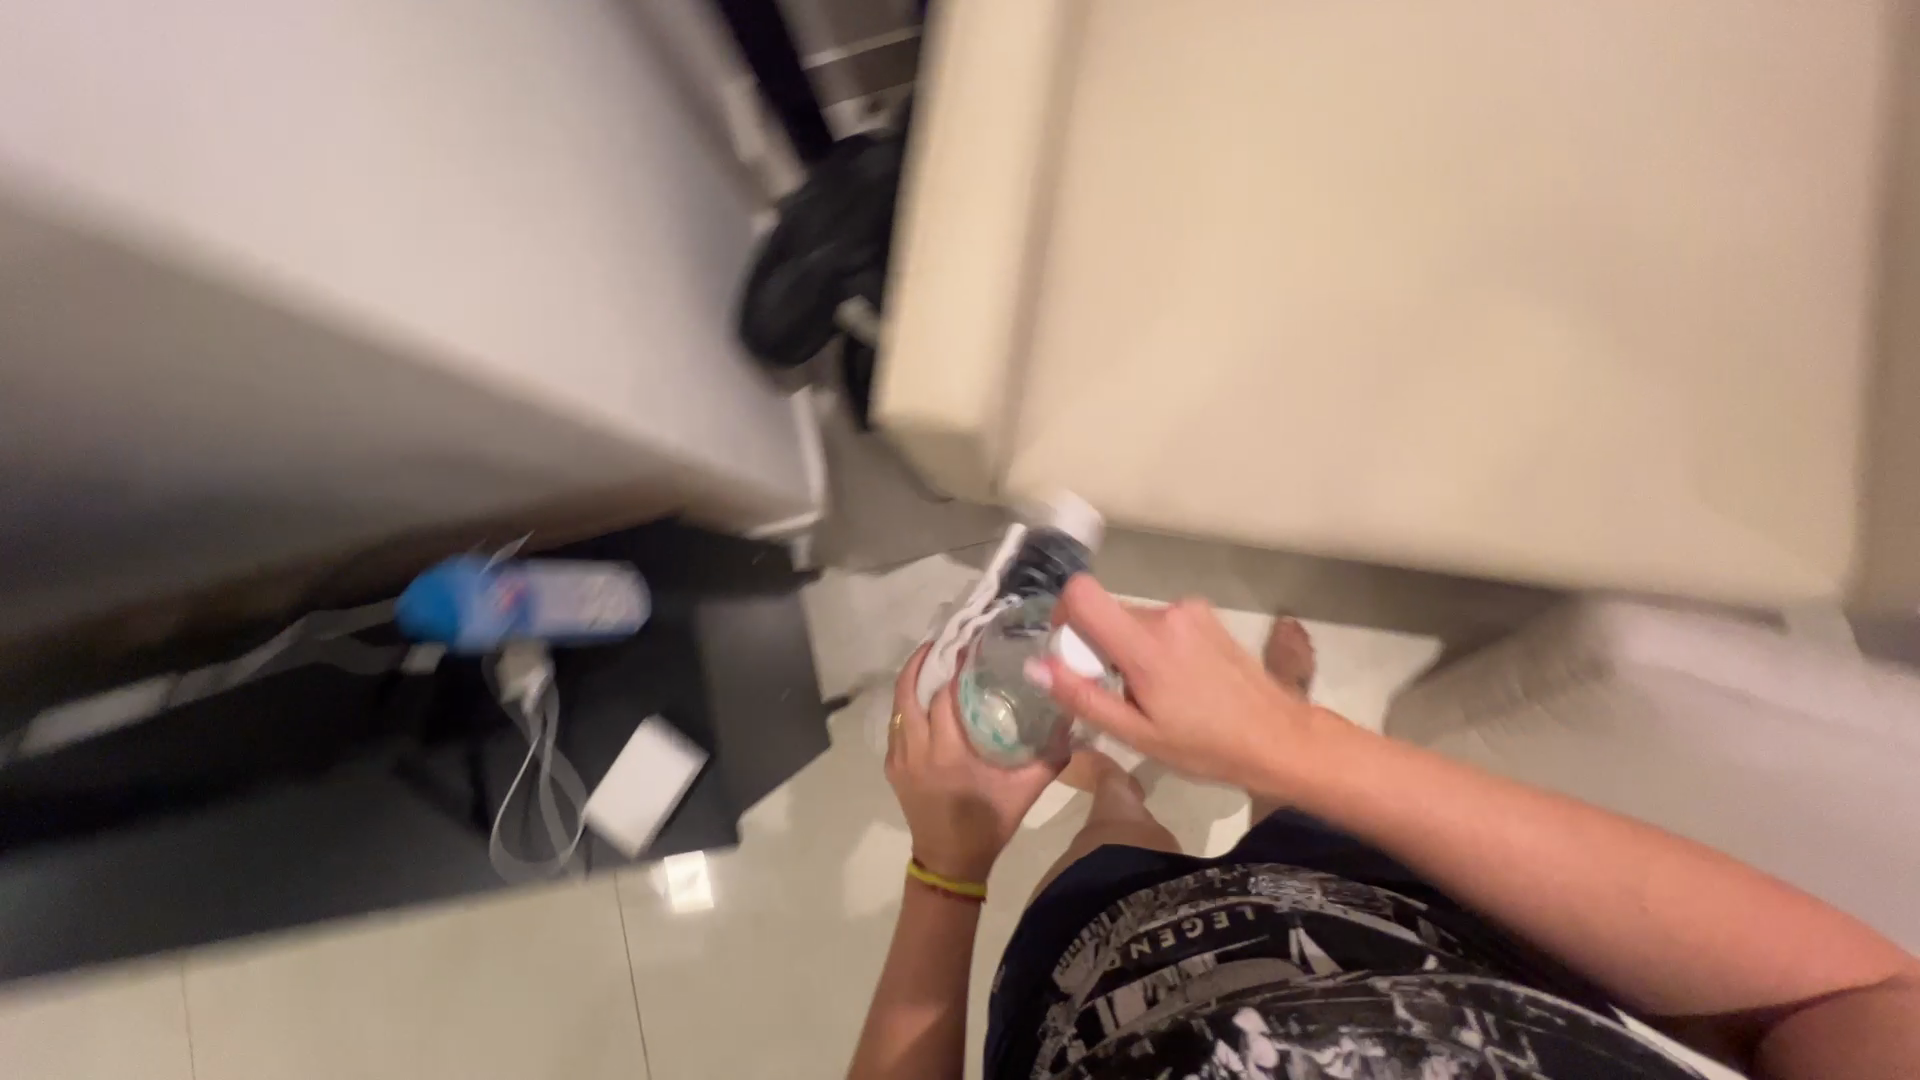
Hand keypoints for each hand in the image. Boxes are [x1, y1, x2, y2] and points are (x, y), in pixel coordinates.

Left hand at [886, 646, 1063, 882]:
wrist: (949, 864)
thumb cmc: (987, 826)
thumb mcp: (1024, 793)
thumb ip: (1049, 758)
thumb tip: (1072, 723)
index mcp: (947, 754)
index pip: (943, 697)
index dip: (953, 668)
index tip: (968, 646)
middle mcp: (917, 750)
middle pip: (908, 692)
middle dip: (921, 662)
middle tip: (940, 641)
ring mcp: (900, 759)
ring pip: (898, 707)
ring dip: (910, 680)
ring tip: (930, 661)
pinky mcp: (893, 767)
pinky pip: (896, 726)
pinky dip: (906, 705)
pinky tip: (923, 697)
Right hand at [1034, 575, 1342, 789]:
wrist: (1280, 738)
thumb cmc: (1204, 746)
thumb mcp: (1136, 734)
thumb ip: (1081, 696)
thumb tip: (1035, 666)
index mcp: (1145, 643)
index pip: (1082, 592)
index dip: (1063, 614)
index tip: (1070, 651)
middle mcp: (1164, 613)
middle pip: (1106, 612)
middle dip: (1098, 646)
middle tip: (1120, 692)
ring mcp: (1188, 610)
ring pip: (1131, 619)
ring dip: (1127, 648)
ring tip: (1153, 693)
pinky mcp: (1204, 614)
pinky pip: (1158, 621)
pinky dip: (1153, 645)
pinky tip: (1177, 681)